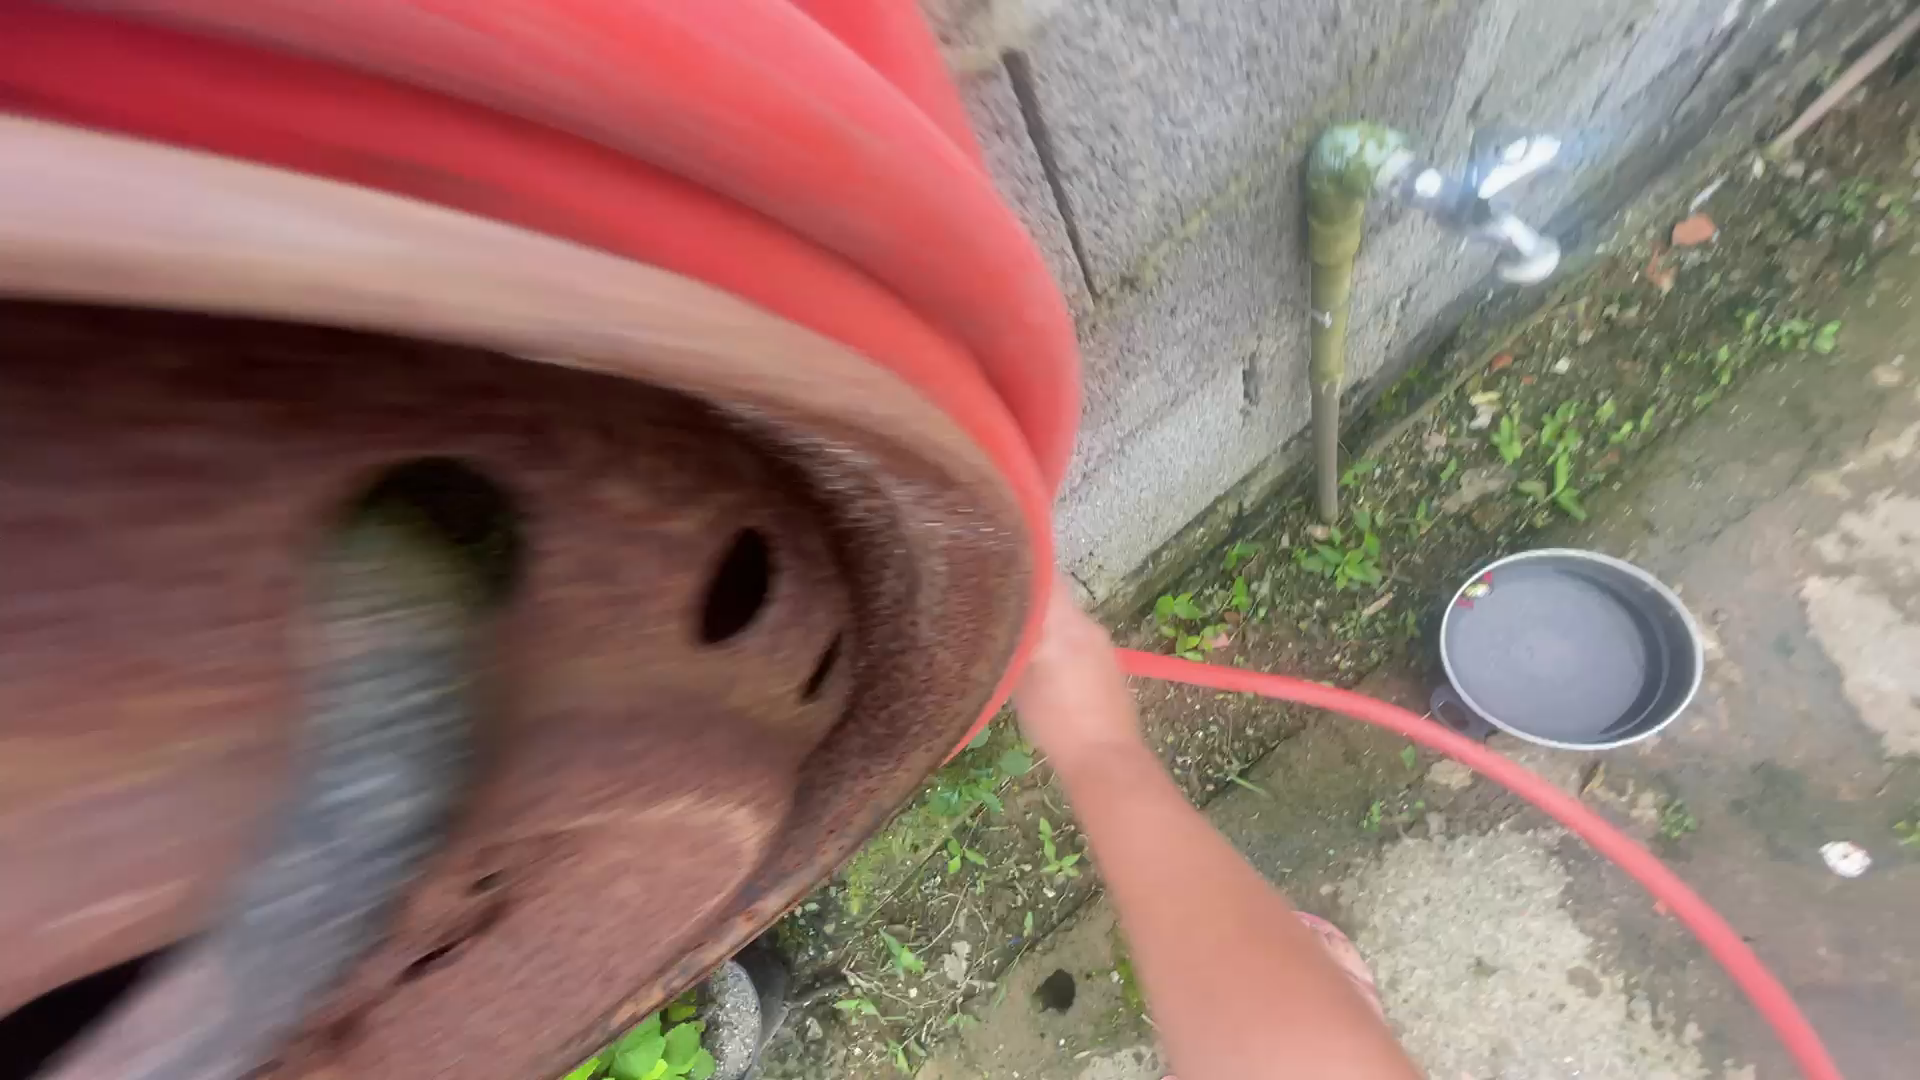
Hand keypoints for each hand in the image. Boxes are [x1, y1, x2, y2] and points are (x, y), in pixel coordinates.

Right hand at [1012, 576, 1143, 772]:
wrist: (1105, 756)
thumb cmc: (1055, 721)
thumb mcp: (1021, 680)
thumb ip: (1015, 642)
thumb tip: (1003, 621)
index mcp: (1064, 623)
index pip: (1043, 577)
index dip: (1019, 570)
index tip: (995, 574)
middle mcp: (1087, 624)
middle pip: (1056, 596)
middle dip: (1029, 599)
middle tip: (1000, 608)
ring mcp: (1102, 643)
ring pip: (1067, 618)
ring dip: (1046, 622)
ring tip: (1019, 638)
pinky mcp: (1110, 661)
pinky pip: (1079, 637)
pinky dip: (1061, 640)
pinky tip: (1046, 662)